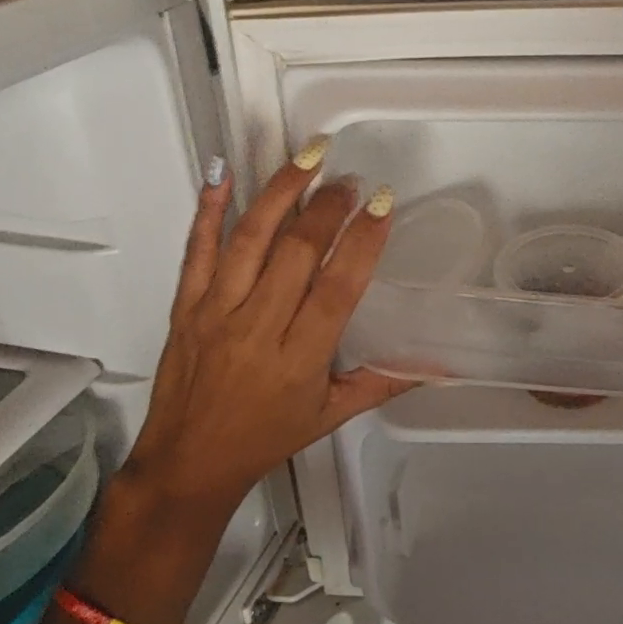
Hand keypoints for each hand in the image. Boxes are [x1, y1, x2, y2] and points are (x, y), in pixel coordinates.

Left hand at [26, 146, 412, 623]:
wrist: (187, 464)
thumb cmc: (262, 439)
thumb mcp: (330, 415)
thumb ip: (383, 382)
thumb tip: (435, 367)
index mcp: (299, 358)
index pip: (338, 288)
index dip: (363, 241)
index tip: (382, 204)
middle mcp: (257, 329)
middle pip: (296, 252)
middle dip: (327, 207)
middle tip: (349, 181)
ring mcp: (217, 312)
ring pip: (250, 239)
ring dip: (281, 192)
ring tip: (308, 159)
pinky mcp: (187, 306)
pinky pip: (196, 249)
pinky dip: (209, 209)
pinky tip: (223, 175)